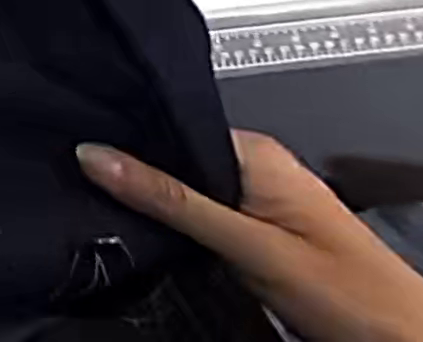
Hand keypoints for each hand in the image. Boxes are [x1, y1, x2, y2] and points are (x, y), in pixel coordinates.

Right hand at [77, 133, 422, 341]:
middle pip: (174, 154)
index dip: (121, 133)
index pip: (168, 124)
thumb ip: (169, 200)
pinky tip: (141, 223)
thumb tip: (88, 152)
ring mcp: (259, 198)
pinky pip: (201, 210)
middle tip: (73, 170)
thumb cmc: (352, 297)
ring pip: (185, 185)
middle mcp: (253, 163)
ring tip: (92, 191)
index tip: (71, 139)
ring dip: (150, 194)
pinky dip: (172, 217)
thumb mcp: (250, 248)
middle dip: (131, 166)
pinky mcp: (261, 230)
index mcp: (252, 149)